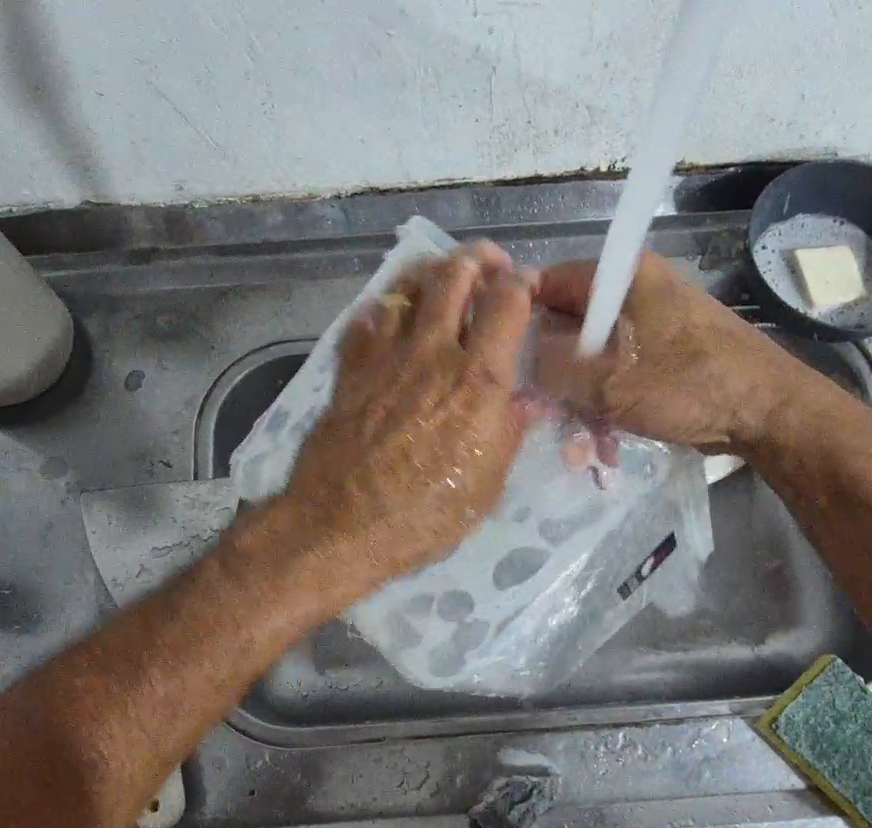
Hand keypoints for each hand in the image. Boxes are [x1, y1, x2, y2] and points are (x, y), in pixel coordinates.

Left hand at [280, 241, 533, 583]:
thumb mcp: (485, 486)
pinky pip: (366, 318)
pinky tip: (391, 318)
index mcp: (478, 382)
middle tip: (488, 265)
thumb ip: (509, 433)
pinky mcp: (349, 368)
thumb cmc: (424, 517)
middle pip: (454, 275)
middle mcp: (432, 353)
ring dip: (431, 273)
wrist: (341, 525)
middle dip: (477, 258)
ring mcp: (385, 356)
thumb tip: (530, 401)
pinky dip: (385, 307)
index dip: (523, 282)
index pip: (507, 302)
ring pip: (407, 286)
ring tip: (443, 279)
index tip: (528, 284)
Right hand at [533, 253, 810, 452]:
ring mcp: (649, 323)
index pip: (546, 283)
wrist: (766, 412)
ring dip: (578, 400)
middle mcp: (633, 290)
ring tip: (579, 445)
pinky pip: (616, 373)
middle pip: (567, 326)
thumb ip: (552, 368)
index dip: (519, 323)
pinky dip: (604, 404)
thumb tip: (517, 362)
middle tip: (543, 414)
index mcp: (621, 277)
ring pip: (590, 357)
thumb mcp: (607, 381)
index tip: (504, 364)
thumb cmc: (688, 385)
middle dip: (553, 376)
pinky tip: (602, 444)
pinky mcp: (661, 353)